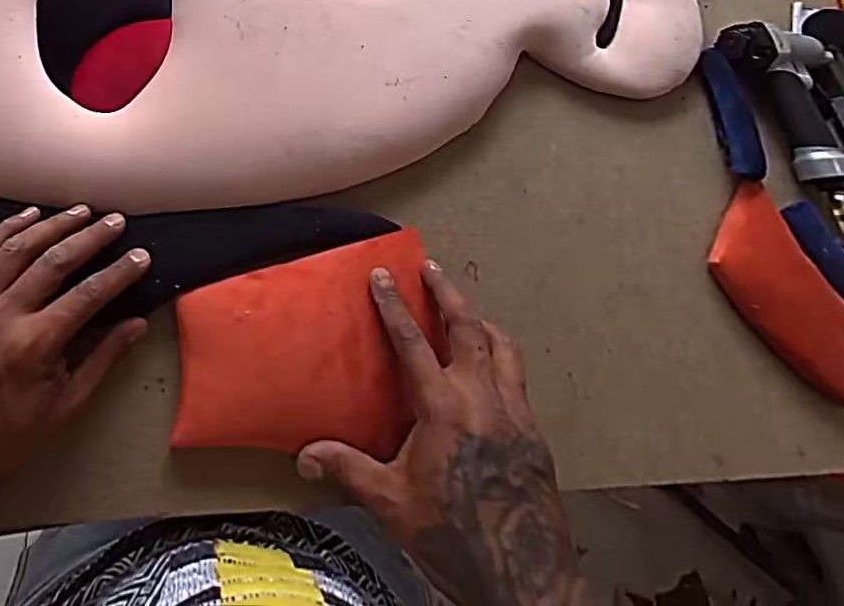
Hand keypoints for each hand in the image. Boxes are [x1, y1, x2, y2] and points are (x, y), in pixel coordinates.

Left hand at [0, 206, 150, 509]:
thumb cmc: (12, 437)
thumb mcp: (68, 405)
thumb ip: (104, 358)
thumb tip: (137, 324)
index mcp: (33, 346)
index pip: (87, 295)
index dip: (119, 273)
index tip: (140, 256)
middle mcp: (2, 318)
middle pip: (53, 262)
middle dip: (89, 237)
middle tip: (115, 221)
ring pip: (17, 250)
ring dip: (51, 225)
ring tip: (80, 211)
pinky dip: (4, 231)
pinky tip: (27, 215)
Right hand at [296, 262, 582, 605]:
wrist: (526, 585)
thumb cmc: (458, 542)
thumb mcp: (392, 503)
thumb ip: (349, 469)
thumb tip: (307, 455)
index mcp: (446, 411)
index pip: (413, 342)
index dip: (394, 305)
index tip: (384, 277)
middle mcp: (483, 402)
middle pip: (469, 328)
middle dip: (447, 293)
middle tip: (431, 269)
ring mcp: (515, 416)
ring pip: (503, 348)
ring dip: (480, 321)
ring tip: (465, 310)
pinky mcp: (535, 435)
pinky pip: (518, 379)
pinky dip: (501, 358)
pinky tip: (489, 370)